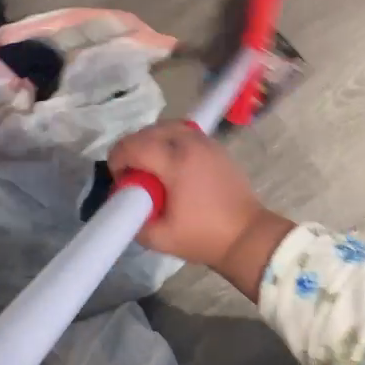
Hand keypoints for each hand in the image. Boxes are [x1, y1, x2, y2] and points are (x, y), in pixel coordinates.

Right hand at [108, 121, 293, 296]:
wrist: (247, 235)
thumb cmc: (204, 237)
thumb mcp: (159, 237)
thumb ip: (133, 219)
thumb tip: (124, 203)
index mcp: (176, 163)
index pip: (134, 145)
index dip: (117, 158)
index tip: (118, 178)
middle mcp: (191, 144)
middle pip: (150, 130)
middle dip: (133, 147)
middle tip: (132, 173)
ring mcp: (207, 143)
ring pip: (169, 126)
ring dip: (153, 140)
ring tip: (150, 165)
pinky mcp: (218, 148)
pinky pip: (187, 132)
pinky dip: (172, 140)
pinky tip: (171, 163)